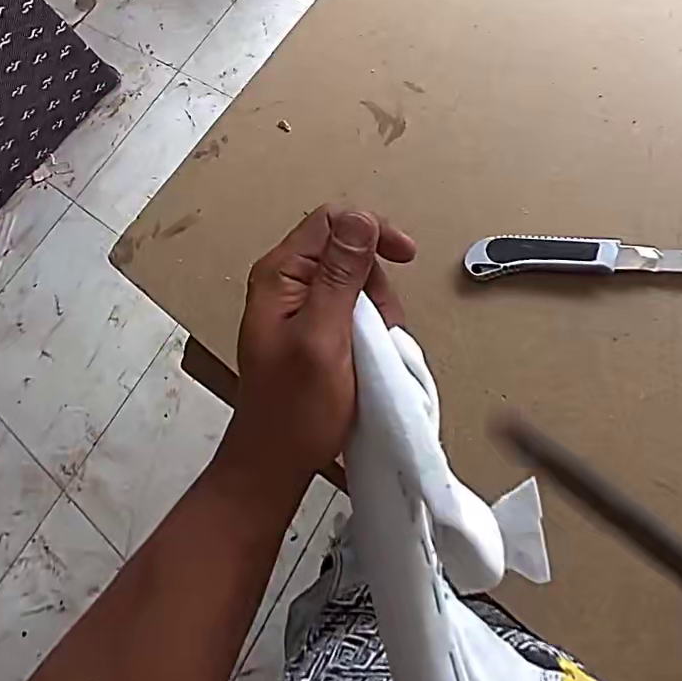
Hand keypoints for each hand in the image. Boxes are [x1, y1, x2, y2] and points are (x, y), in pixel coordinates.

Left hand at [220, 204, 417, 483]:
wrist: (277, 460)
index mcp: (279, 274)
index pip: (331, 222)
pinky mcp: (312, 324)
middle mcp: (285, 281)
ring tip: (373, 348)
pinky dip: (369, 324)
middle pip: (346, 250)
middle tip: (381, 326)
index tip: (404, 254)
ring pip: (354, 280)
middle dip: (375, 283)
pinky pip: (351, 306)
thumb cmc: (293, 409)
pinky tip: (369, 352)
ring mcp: (298, 303)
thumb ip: (339, 277)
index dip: (371, 231)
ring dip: (375, 308)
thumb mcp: (323, 337)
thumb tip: (359, 220)